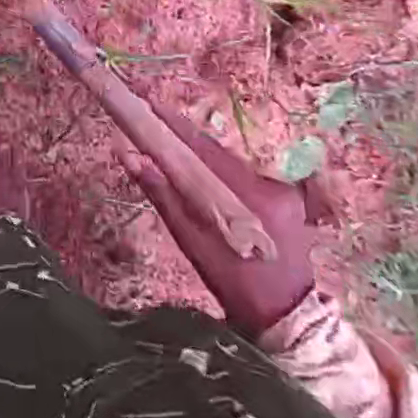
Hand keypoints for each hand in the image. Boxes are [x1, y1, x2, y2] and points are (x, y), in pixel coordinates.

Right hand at [115, 106, 314, 338]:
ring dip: (200, 151)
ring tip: (170, 139)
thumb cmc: (230, 280)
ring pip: (231, 161)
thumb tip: (130, 156)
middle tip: (153, 115)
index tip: (149, 104)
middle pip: (218, 151)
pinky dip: (218, 167)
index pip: (203, 148)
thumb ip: (162, 194)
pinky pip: (244, 174)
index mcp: (248, 192)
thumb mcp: (190, 240)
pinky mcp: (287, 198)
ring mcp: (284, 189)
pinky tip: (201, 168)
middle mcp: (272, 183)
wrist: (284, 313)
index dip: (174, 125)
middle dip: (184, 134)